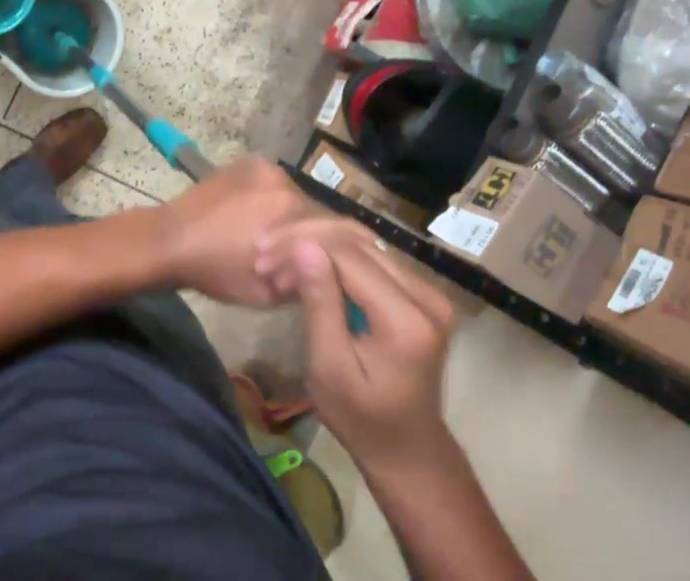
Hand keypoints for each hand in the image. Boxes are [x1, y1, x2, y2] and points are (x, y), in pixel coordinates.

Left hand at [155, 157, 334, 306]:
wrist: (169, 240)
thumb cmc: (216, 271)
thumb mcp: (268, 293)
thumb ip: (307, 280)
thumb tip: (327, 270)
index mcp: (292, 211)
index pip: (335, 231)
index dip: (330, 252)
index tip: (319, 267)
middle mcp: (283, 182)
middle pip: (315, 211)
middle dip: (310, 234)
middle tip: (296, 254)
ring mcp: (263, 167)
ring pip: (295, 196)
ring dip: (291, 214)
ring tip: (273, 235)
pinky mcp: (246, 162)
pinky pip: (273, 183)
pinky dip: (271, 199)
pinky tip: (256, 216)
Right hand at [254, 220, 456, 471]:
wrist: (407, 449)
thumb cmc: (360, 418)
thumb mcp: (329, 366)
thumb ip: (320, 303)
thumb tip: (302, 247)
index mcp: (407, 319)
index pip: (348, 255)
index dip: (300, 249)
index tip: (260, 263)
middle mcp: (428, 297)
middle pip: (358, 242)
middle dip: (304, 240)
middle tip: (262, 256)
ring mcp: (429, 293)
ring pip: (364, 244)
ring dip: (317, 245)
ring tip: (276, 260)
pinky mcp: (421, 295)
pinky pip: (373, 260)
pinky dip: (335, 258)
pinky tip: (305, 268)